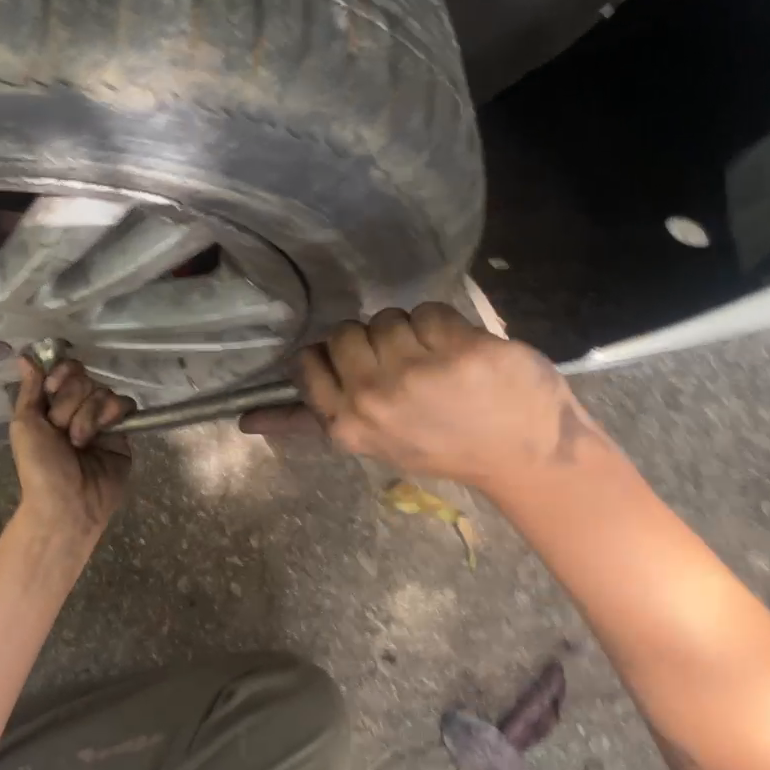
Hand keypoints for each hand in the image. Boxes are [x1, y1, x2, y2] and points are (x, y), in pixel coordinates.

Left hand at [10, 357, 135, 537]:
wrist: (67, 503)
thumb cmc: (39, 466)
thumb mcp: (24, 425)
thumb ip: (30, 390)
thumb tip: (24, 357)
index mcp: (50, 406)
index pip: (63, 371)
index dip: (60, 375)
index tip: (51, 390)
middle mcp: (76, 409)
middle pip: (82, 379)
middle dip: (69, 403)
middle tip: (61, 430)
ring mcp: (101, 420)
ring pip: (102, 391)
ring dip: (87, 415)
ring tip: (79, 442)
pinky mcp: (123, 433)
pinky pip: (124, 405)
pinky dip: (111, 414)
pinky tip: (101, 434)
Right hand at [239, 303, 612, 491]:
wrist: (527, 457)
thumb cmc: (440, 446)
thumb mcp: (366, 440)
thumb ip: (304, 424)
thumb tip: (242, 422)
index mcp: (346, 422)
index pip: (307, 363)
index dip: (332, 359)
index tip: (358, 370)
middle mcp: (373, 398)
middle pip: (346, 333)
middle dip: (372, 342)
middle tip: (403, 366)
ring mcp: (417, 373)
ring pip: (387, 318)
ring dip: (410, 332)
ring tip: (435, 360)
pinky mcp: (460, 350)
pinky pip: (429, 311)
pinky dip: (445, 325)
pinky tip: (461, 353)